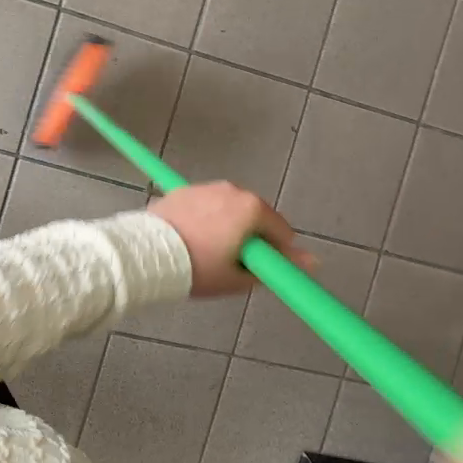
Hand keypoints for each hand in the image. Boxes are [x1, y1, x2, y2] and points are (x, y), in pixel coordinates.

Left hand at [148, 182, 309, 297]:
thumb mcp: (241, 276)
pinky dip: (206, 218)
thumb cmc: (199, 268)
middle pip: (255, 216)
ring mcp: (206, 186)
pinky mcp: (184, 190)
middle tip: (230, 261)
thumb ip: (279, 266)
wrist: (149, 254)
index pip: (281, 232)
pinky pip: (206, 205)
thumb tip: (314, 261)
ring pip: (229, 209)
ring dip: (227, 225)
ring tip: (208, 250)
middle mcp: (232, 189)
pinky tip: (192, 237)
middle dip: (249, 236)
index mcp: (252, 207)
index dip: (273, 253)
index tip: (255, 268)